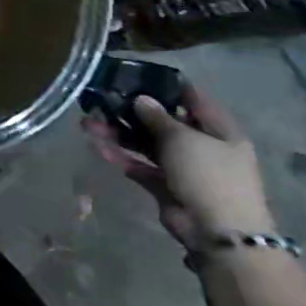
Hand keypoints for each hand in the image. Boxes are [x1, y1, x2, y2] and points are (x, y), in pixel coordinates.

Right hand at [84, 84, 274, 247]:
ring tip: (87, 123)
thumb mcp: (184, 139)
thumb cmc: (210, 176)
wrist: (219, 232)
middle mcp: (202, 146)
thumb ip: (158, 117)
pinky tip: (96, 146)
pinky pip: (138, 164)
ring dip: (118, 133)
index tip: (135, 74)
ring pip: (145, 143)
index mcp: (219, 131)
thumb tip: (141, 99)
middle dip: (131, 111)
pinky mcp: (165, 184)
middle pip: (162, 121)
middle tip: (100, 100)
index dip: (166, 85)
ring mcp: (183, 166)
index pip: (193, 99)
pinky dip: (119, 156)